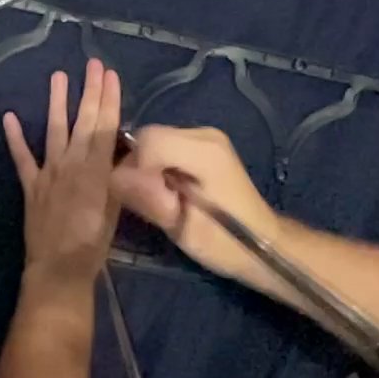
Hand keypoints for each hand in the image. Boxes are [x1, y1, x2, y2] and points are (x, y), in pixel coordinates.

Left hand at [2, 59, 121, 290]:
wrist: (60, 269)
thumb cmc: (94, 242)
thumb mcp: (117, 207)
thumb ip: (117, 175)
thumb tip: (125, 148)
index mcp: (97, 168)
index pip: (106, 125)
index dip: (109, 98)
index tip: (111, 75)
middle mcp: (73, 163)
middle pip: (85, 120)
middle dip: (90, 90)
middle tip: (94, 64)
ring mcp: (50, 171)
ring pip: (55, 129)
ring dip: (58, 102)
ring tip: (58, 76)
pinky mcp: (31, 184)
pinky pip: (22, 158)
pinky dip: (15, 137)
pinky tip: (9, 116)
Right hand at [110, 125, 279, 284]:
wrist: (265, 244)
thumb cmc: (227, 243)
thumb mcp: (184, 228)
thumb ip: (150, 199)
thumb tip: (113, 176)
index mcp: (204, 151)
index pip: (148, 140)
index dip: (136, 169)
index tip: (146, 200)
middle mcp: (205, 133)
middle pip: (150, 137)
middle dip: (141, 169)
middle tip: (155, 203)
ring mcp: (206, 136)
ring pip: (156, 140)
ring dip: (149, 168)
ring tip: (165, 199)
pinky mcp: (205, 144)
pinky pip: (167, 145)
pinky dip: (160, 166)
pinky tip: (172, 190)